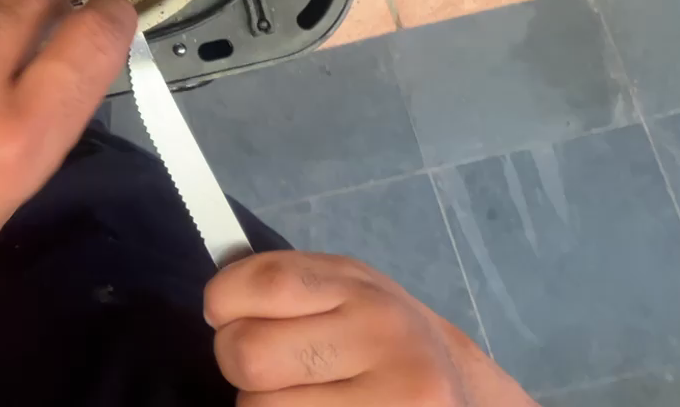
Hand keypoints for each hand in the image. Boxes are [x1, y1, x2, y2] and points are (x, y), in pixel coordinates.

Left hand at [207, 252, 537, 405]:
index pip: (261, 284)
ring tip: (299, 397)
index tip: (221, 313)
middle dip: (236, 362)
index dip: (222, 301)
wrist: (465, 393)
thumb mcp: (340, 286)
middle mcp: (385, 343)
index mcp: (360, 290)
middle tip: (261, 367)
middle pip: (249, 356)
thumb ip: (280, 286)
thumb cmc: (380, 332)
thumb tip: (214, 301)